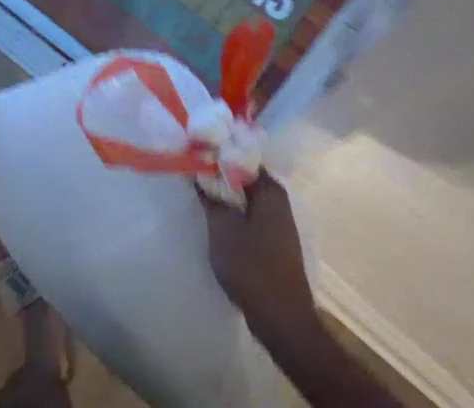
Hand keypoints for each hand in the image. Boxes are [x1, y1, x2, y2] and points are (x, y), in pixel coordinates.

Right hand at [205, 175, 403, 406]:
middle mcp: (279, 201)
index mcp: (270, 190)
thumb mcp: (222, 228)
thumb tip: (200, 170)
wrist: (281, 317)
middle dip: (220, 176)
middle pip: (244, 178)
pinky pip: (251, 218)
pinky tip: (216, 224)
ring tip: (200, 197)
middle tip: (192, 176)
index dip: (218, 154)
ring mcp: (279, 223)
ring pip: (247, 200)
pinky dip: (234, 216)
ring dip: (226, 198)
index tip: (195, 155)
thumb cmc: (251, 266)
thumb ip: (210, 197)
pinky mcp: (275, 243)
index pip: (242, 157)